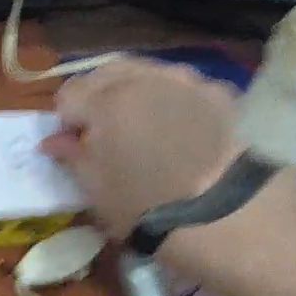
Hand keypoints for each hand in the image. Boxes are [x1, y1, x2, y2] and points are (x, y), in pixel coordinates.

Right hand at [40, 58, 295, 284]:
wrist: (242, 222)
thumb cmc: (151, 210)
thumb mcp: (98, 192)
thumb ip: (72, 157)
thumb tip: (53, 141)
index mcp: (108, 101)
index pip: (67, 94)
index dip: (65, 121)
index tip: (74, 147)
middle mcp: (149, 79)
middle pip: (107, 73)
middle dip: (97, 97)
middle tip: (103, 134)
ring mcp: (193, 82)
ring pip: (149, 75)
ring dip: (136, 95)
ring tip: (146, 132)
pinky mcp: (230, 95)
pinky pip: (188, 89)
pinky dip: (174, 103)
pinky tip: (184, 136)